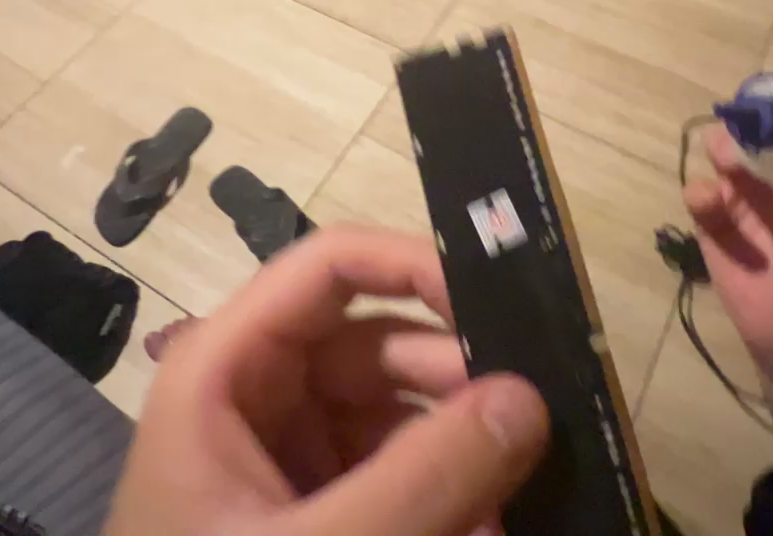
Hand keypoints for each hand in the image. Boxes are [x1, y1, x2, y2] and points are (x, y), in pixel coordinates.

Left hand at [104, 226, 550, 535]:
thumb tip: (528, 399)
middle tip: (543, 411)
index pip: (332, 266)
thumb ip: (422, 479)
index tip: (500, 303)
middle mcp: (266, 388)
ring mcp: (298, 447)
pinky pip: (405, 470)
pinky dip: (452, 491)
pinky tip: (494, 524)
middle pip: (383, 340)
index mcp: (229, 364)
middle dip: (461, 378)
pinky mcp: (327, 502)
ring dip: (467, 445)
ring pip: (406, 409)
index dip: (414, 263)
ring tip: (533, 481)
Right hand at [685, 128, 772, 360]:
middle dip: (750, 125)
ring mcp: (740, 198)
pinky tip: (716, 204)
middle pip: (754, 133)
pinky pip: (698, 196)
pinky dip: (702, 194)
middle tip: (753, 128)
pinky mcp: (712, 223)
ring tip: (732, 163)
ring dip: (723, 150)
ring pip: (721, 156)